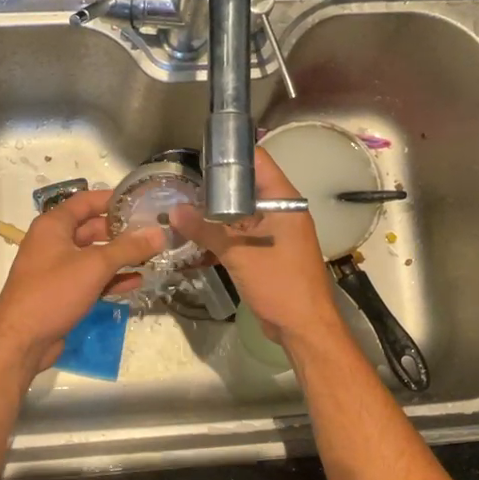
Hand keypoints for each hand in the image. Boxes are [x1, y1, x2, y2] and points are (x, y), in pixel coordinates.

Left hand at [0, 188, 166, 376]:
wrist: (21, 340)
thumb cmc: (53, 292)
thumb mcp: (94, 266)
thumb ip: (128, 249)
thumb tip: (159, 234)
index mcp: (53, 226)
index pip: (86, 201)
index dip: (112, 199)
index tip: (141, 200)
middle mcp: (53, 242)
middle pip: (91, 228)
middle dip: (121, 231)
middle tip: (152, 231)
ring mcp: (56, 269)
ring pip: (93, 256)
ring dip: (119, 256)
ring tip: (151, 256)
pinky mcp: (62, 292)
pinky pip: (90, 278)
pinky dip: (111, 278)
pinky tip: (136, 281)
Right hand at [170, 148, 342, 346]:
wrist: (304, 328)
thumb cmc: (280, 285)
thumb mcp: (239, 255)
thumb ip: (206, 230)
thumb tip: (174, 210)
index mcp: (284, 202)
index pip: (258, 162)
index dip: (231, 153)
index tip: (200, 152)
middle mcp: (282, 211)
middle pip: (246, 187)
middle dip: (215, 186)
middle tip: (181, 182)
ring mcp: (275, 233)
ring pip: (240, 214)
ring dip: (215, 215)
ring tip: (181, 208)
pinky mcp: (267, 253)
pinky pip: (241, 236)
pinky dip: (221, 236)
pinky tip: (194, 239)